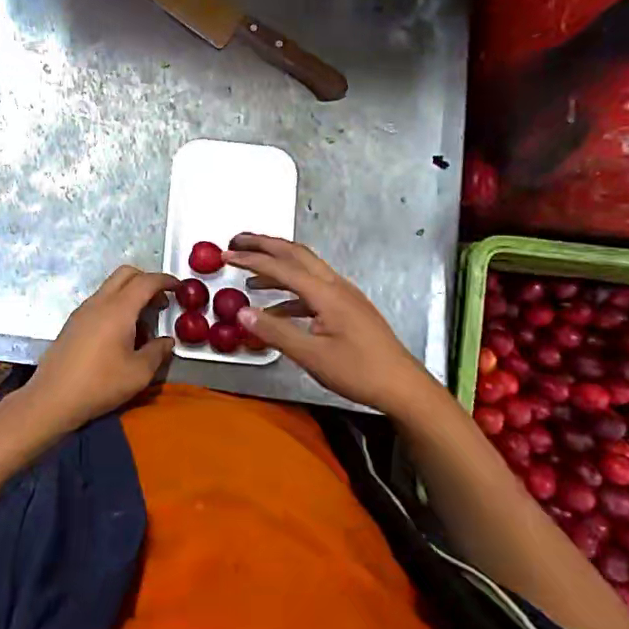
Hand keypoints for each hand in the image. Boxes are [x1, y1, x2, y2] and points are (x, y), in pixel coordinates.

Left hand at [20, 266, 177, 430]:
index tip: (179, 288)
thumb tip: (166, 341)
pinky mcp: (73, 323)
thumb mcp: (139, 373)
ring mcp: (82, 311)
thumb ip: (157, 352)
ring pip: (111, 288)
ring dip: (130, 295)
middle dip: (147, 281)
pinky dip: (116, 307)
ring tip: (143, 325)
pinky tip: (121, 335)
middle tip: (161, 303)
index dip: (165, 280)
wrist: (53, 398)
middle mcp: (99, 302)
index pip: (146, 281)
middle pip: (125, 274)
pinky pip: (100, 302)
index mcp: (118, 309)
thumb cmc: (100, 384)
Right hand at [225, 234, 440, 413]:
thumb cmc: (359, 372)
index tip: (226, 254)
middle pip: (296, 254)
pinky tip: (276, 308)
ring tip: (250, 275)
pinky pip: (313, 289)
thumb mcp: (312, 356)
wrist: (403, 386)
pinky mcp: (348, 308)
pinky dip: (290, 291)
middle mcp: (336, 286)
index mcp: (327, 293)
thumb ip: (275, 332)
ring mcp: (344, 295)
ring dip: (277, 267)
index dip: (252, 259)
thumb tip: (241, 312)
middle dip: (265, 245)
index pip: (282, 267)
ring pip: (305, 269)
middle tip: (236, 242)